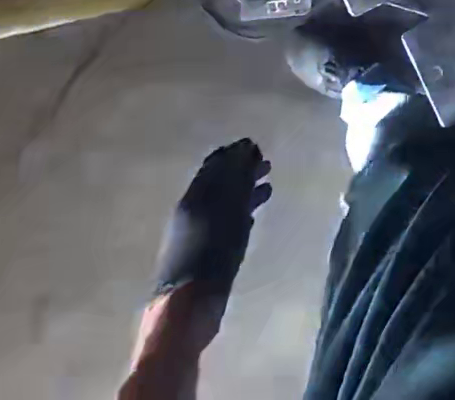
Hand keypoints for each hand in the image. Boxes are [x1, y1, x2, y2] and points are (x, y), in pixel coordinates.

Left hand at [150, 138, 272, 302]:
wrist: (187, 308)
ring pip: (223, 199)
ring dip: (244, 190)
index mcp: (194, 195)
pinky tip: (253, 212)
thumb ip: (237, 183)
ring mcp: (195, 229)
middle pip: (220, 179)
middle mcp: (192, 207)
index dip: (236, 152)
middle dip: (242, 169)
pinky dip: (239, 211)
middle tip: (266, 164)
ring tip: (267, 185)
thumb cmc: (209, 256)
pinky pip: (223, 219)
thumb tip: (245, 152)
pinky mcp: (202, 249)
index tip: (257, 147)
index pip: (216, 162)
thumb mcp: (227, 215)